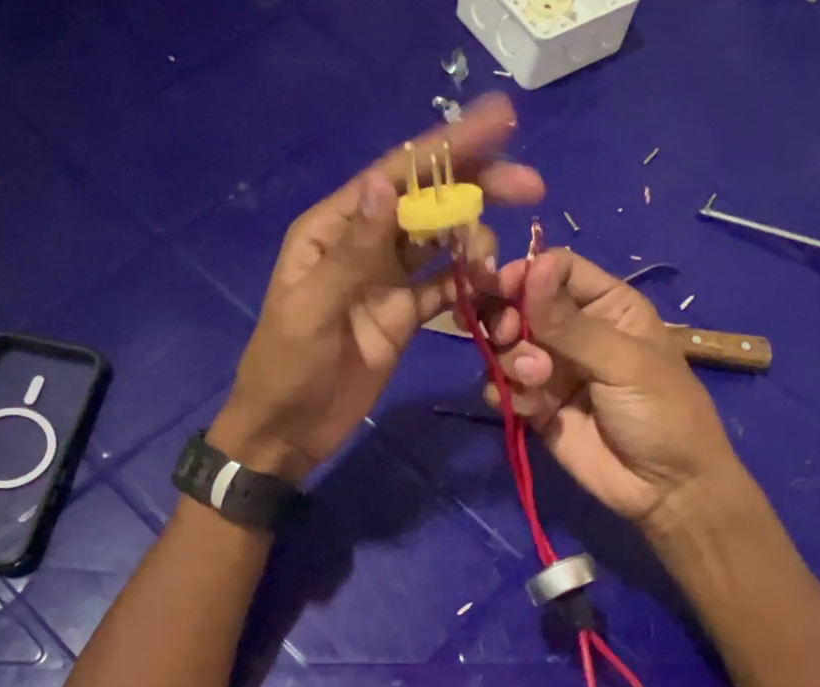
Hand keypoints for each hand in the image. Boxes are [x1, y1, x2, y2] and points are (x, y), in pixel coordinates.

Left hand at [209, 94, 544, 483]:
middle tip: (532, 187)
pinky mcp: (405, 316)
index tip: (503, 123)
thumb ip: (352, 251)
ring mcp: (388, 280)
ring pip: (442, 241)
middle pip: (427, 201)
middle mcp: (364, 244)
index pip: (396, 175)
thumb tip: (385, 185)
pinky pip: (447, 288)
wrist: (289, 430)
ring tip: (497, 265)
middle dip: (478, 187)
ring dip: (476, 241)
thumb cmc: (287, 368)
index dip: (448, 148)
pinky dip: (472, 284)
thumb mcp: (312, 308)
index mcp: (333, 228)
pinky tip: (496, 287)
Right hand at [483, 249, 742, 530]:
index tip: (500, 286)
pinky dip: (504, 393)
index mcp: (608, 306)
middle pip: (521, 304)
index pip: (557, 270)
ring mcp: (554, 371)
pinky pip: (504, 388)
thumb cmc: (662, 413)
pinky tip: (521, 406)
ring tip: (534, 382)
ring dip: (510, 360)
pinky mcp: (537, 408)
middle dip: (506, 317)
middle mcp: (576, 332)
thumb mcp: (622, 362)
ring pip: (507, 347)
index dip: (526, 273)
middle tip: (506, 336)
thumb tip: (531, 266)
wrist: (665, 488)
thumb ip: (570, 323)